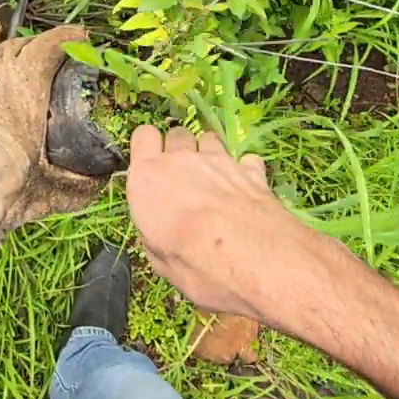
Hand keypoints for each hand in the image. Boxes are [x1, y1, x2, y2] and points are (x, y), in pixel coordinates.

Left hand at [0, 21, 102, 226]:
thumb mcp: (49, 190)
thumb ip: (82, 184)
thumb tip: (103, 179)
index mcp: (27, 82)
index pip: (53, 43)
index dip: (71, 38)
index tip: (82, 38)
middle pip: (26, 44)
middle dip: (43, 49)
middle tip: (55, 63)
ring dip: (15, 50)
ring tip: (25, 60)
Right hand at [125, 125, 350, 332]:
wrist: (255, 259)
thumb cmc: (196, 264)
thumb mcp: (162, 262)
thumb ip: (156, 236)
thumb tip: (159, 236)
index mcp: (148, 177)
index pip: (143, 136)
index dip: (148, 147)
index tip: (153, 165)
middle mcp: (180, 159)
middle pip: (176, 134)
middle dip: (180, 149)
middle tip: (185, 178)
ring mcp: (217, 160)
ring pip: (208, 139)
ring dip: (209, 154)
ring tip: (215, 179)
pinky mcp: (250, 169)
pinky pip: (244, 159)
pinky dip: (244, 170)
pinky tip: (247, 187)